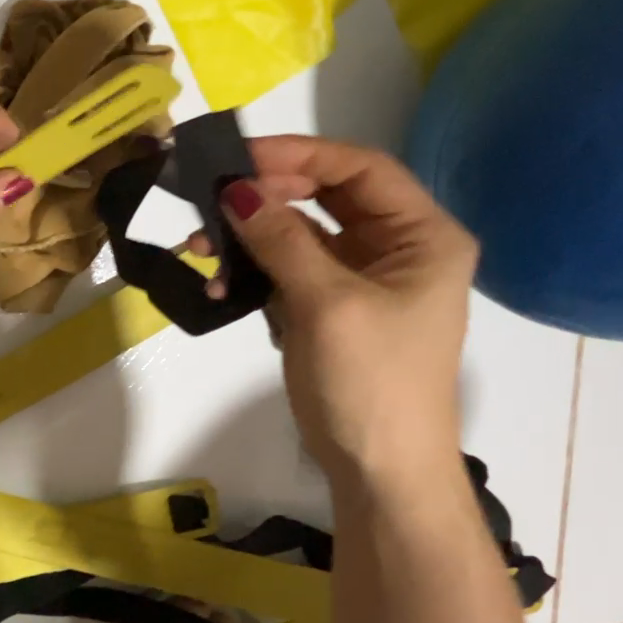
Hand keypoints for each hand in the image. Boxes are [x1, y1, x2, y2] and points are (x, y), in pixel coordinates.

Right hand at [210, 136, 477, 488]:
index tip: (236, 158)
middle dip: (263, 196)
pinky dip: (250, 270)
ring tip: (200, 247)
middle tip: (207, 199)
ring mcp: (358, 278)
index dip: (299, 154)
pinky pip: (284, 269)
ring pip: (296, 232)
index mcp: (422, 236)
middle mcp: (394, 247)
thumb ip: (281, 240)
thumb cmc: (370, 381)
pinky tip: (219, 284)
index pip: (360, 169)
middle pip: (324, 196)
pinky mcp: (327, 306)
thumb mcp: (327, 304)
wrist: (379, 468)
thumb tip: (233, 188)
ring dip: (248, 236)